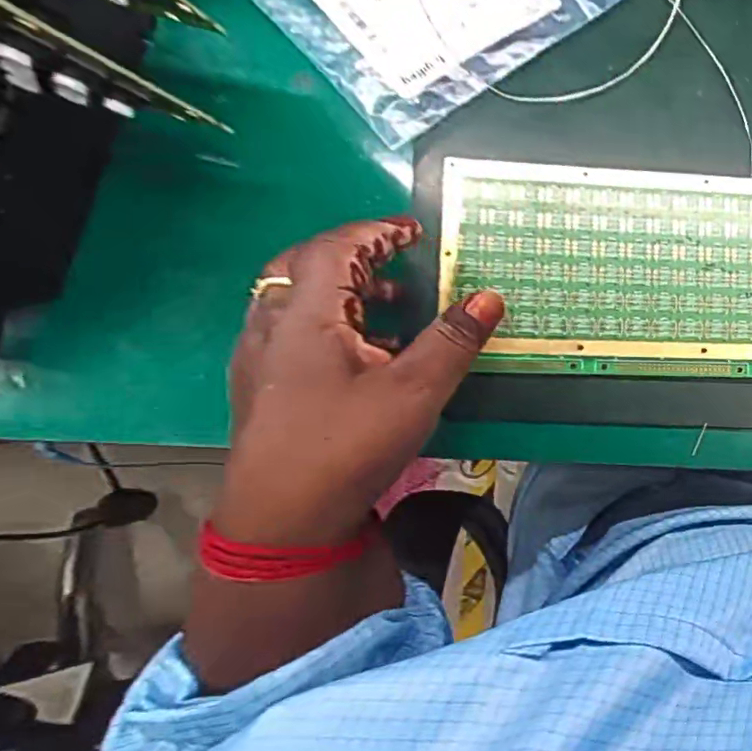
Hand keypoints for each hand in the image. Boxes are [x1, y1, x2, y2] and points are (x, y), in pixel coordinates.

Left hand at [212, 219, 503, 545]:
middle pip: (307, 267)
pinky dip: (334, 324)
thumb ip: (453, 340)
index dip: (376, 232)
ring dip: (346, 292)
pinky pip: (297, 333)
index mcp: (304, 315)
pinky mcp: (264, 389)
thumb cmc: (349, 444)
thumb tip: (489, 297)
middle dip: (356, 256)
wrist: (285, 519)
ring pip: (299, 303)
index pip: (334, 248)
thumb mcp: (414, 390)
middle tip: (399, 262)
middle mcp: (272, 326)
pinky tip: (367, 355)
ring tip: (394, 305)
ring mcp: (262, 359)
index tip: (413, 231)